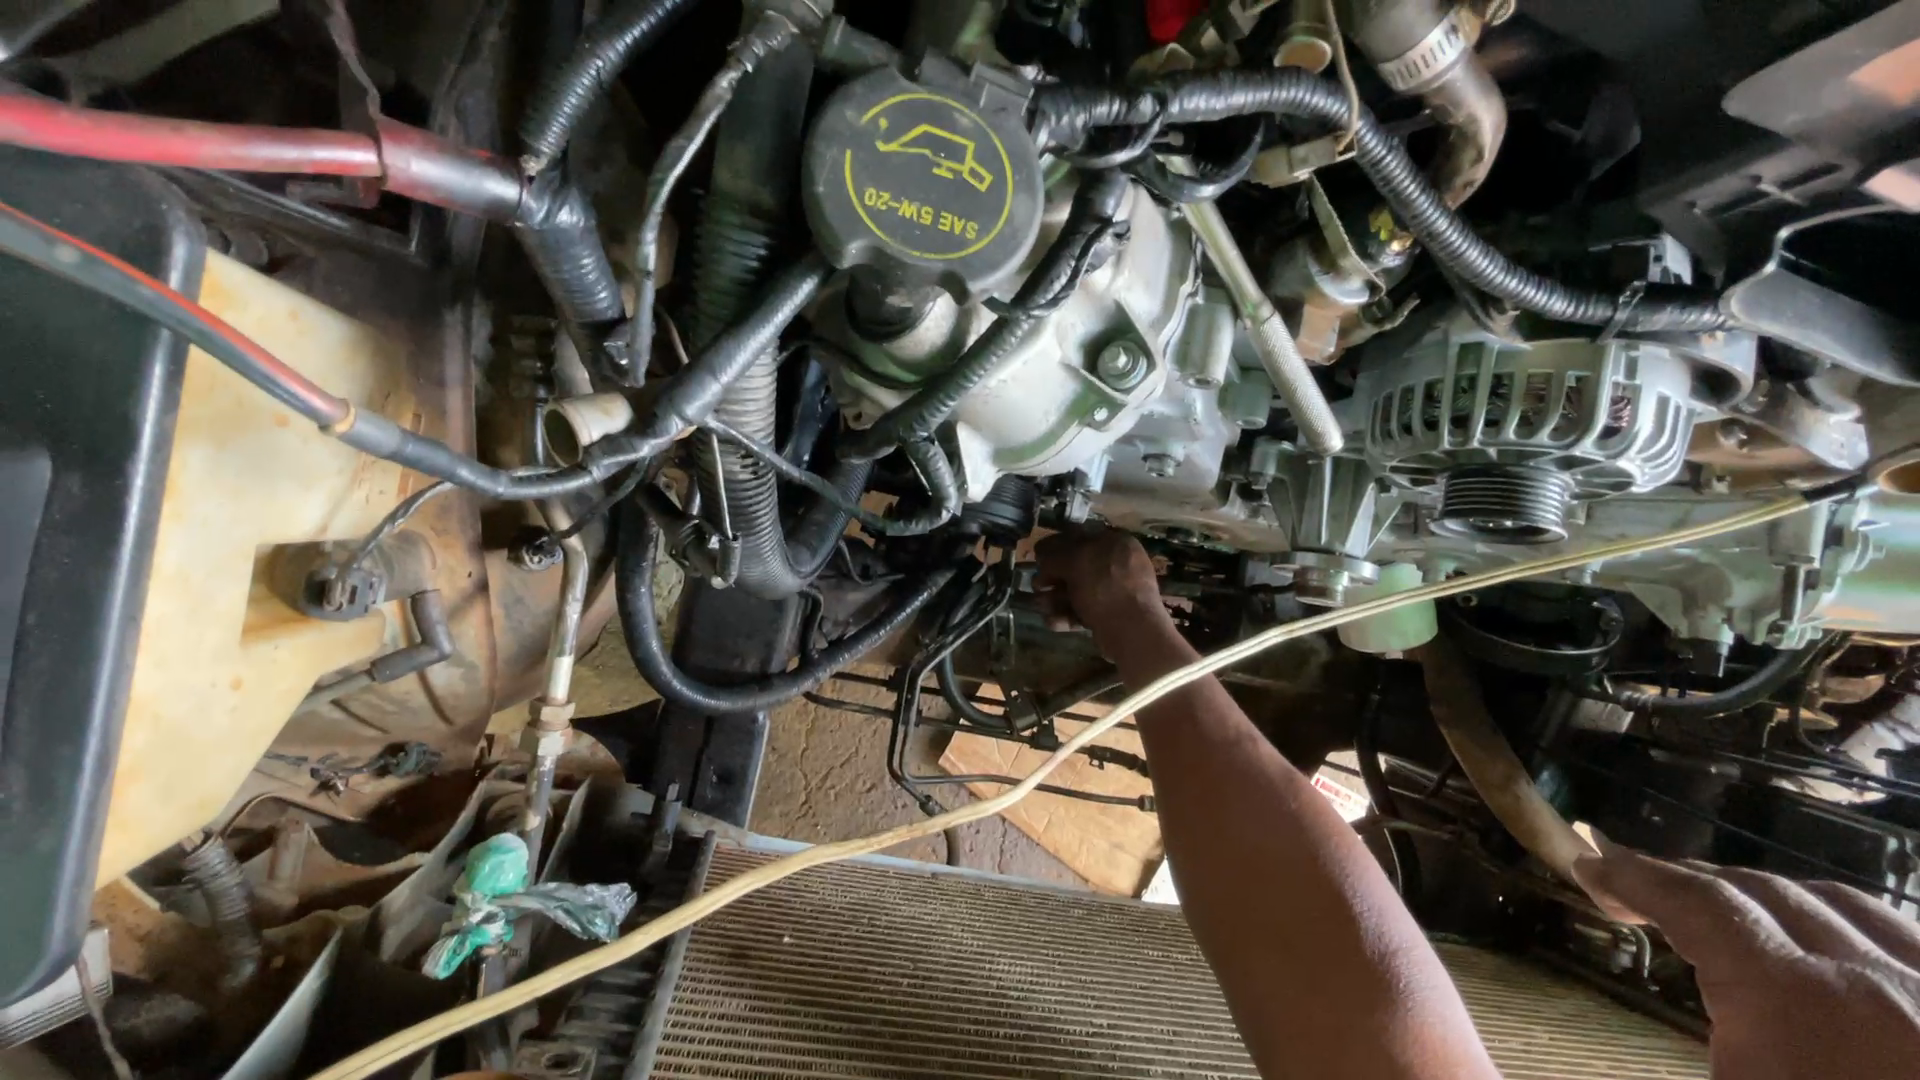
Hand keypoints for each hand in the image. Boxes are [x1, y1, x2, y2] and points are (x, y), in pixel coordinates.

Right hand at [1032, 527, 1167, 645]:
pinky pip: (1084, 610)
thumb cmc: (1103, 586)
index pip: (1080, 536)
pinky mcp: (1110, 615)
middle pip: (1077, 566)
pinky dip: (1067, 615)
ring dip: (1056, 597)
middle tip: (1037, 584)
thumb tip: (1042, 557)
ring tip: (1040, 605)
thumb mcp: (1073, 563)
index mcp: (1115, 542)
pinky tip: (1052, 621)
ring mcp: (1116, 592)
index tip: (1037, 553)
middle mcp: (1118, 564)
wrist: (1130, 629)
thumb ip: (1054, 556)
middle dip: (1053, 576)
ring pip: (1078, 591)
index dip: (1056, 544)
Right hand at [1572, 849, 1919, 1078]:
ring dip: (1776, 899)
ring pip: (1857, 910)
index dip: (1633, 875)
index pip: (1697, 902)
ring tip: (1730, 911)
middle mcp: (1883, 981)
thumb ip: (1693, 1048)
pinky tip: (1843, 954)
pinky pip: (1918, 944)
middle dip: (1692, 881)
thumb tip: (1543, 1053)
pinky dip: (1863, 932)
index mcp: (1798, 1000)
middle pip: (1768, 893)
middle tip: (1635, 887)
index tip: (1588, 865)